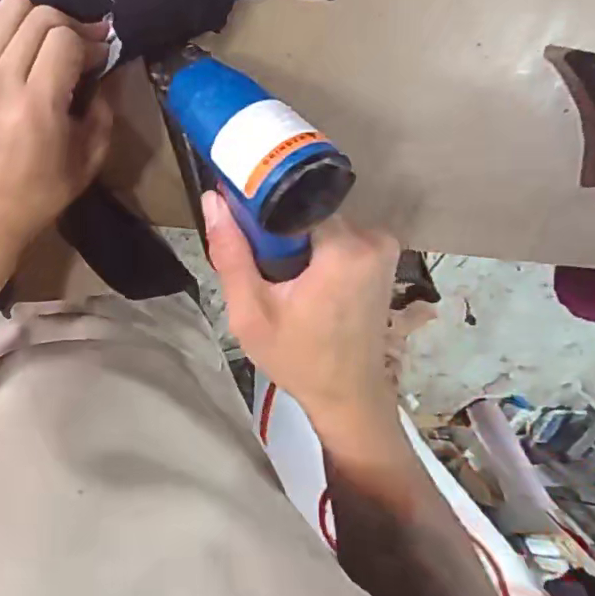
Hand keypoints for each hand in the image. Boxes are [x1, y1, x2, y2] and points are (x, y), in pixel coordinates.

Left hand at [0, 0, 113, 254]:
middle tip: (82, 48)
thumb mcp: (90, 156)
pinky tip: (26, 52)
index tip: (101, 57)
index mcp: (36, 105)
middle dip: (68, 25)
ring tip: (50, 42)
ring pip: (8, 9)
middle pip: (38, 16)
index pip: (64, 39)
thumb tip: (103, 69)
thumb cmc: (45, 189)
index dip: (89, 41)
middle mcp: (2, 82)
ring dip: (36, 18)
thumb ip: (103, 108)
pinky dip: (11, 29)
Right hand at [204, 192, 399, 425]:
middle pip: (305, 211)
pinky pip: (336, 236)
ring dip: (292, 242)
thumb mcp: (250, 311)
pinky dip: (312, 251)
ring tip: (274, 278)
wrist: (348, 395)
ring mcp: (382, 247)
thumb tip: (212, 200)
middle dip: (275, 233)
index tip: (238, 232)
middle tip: (255, 267)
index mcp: (344, 249)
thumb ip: (231, 253)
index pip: (290, 201)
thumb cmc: (297, 358)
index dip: (258, 212)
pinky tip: (296, 281)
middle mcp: (372, 238)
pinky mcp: (382, 258)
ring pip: (319, 223)